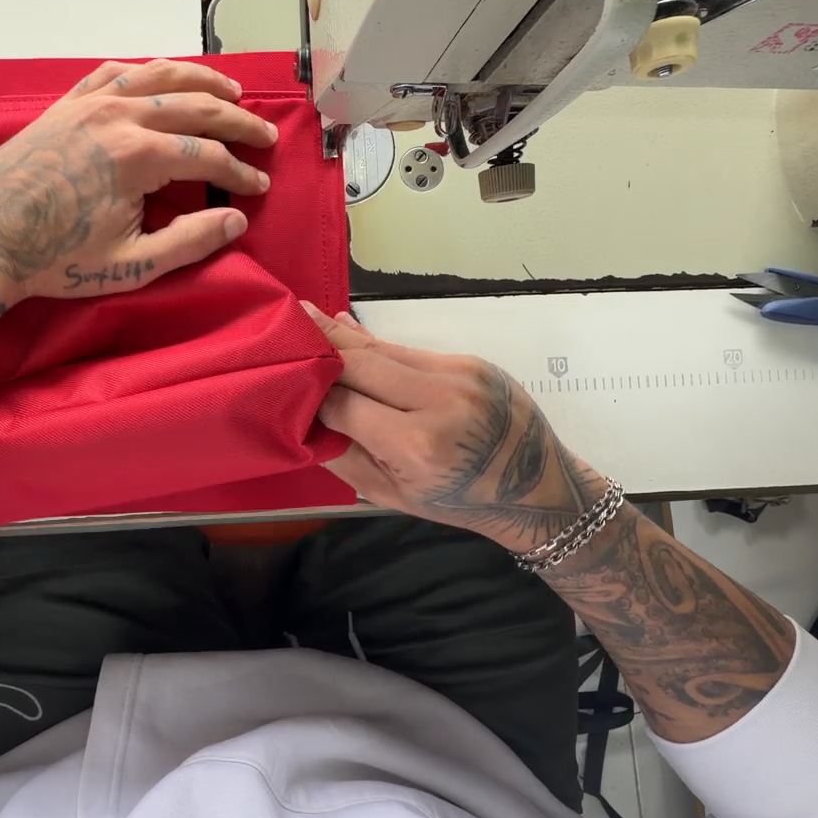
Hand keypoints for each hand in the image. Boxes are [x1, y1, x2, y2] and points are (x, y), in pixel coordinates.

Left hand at [0, 59, 278, 303]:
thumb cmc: (56, 260)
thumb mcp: (131, 264)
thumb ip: (189, 242)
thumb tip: (235, 221)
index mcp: (136, 156)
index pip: (207, 156)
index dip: (239, 172)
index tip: (258, 187)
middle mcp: (117, 116)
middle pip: (194, 107)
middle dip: (236, 122)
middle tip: (264, 135)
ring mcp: (89, 104)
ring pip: (159, 77)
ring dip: (201, 82)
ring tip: (231, 93)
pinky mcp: (66, 104)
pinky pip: (115, 73)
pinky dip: (147, 72)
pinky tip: (163, 78)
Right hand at [304, 304, 608, 555]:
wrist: (536, 488)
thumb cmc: (457, 501)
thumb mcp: (391, 495)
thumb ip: (342, 455)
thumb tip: (303, 417)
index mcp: (416, 445)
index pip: (341, 403)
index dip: (310, 393)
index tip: (282, 380)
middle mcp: (438, 401)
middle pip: (359, 361)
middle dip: (319, 344)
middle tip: (284, 320)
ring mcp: (458, 374)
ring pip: (383, 348)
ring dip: (342, 336)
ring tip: (307, 315)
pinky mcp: (469, 360)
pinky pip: (408, 350)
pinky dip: (376, 347)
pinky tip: (348, 331)